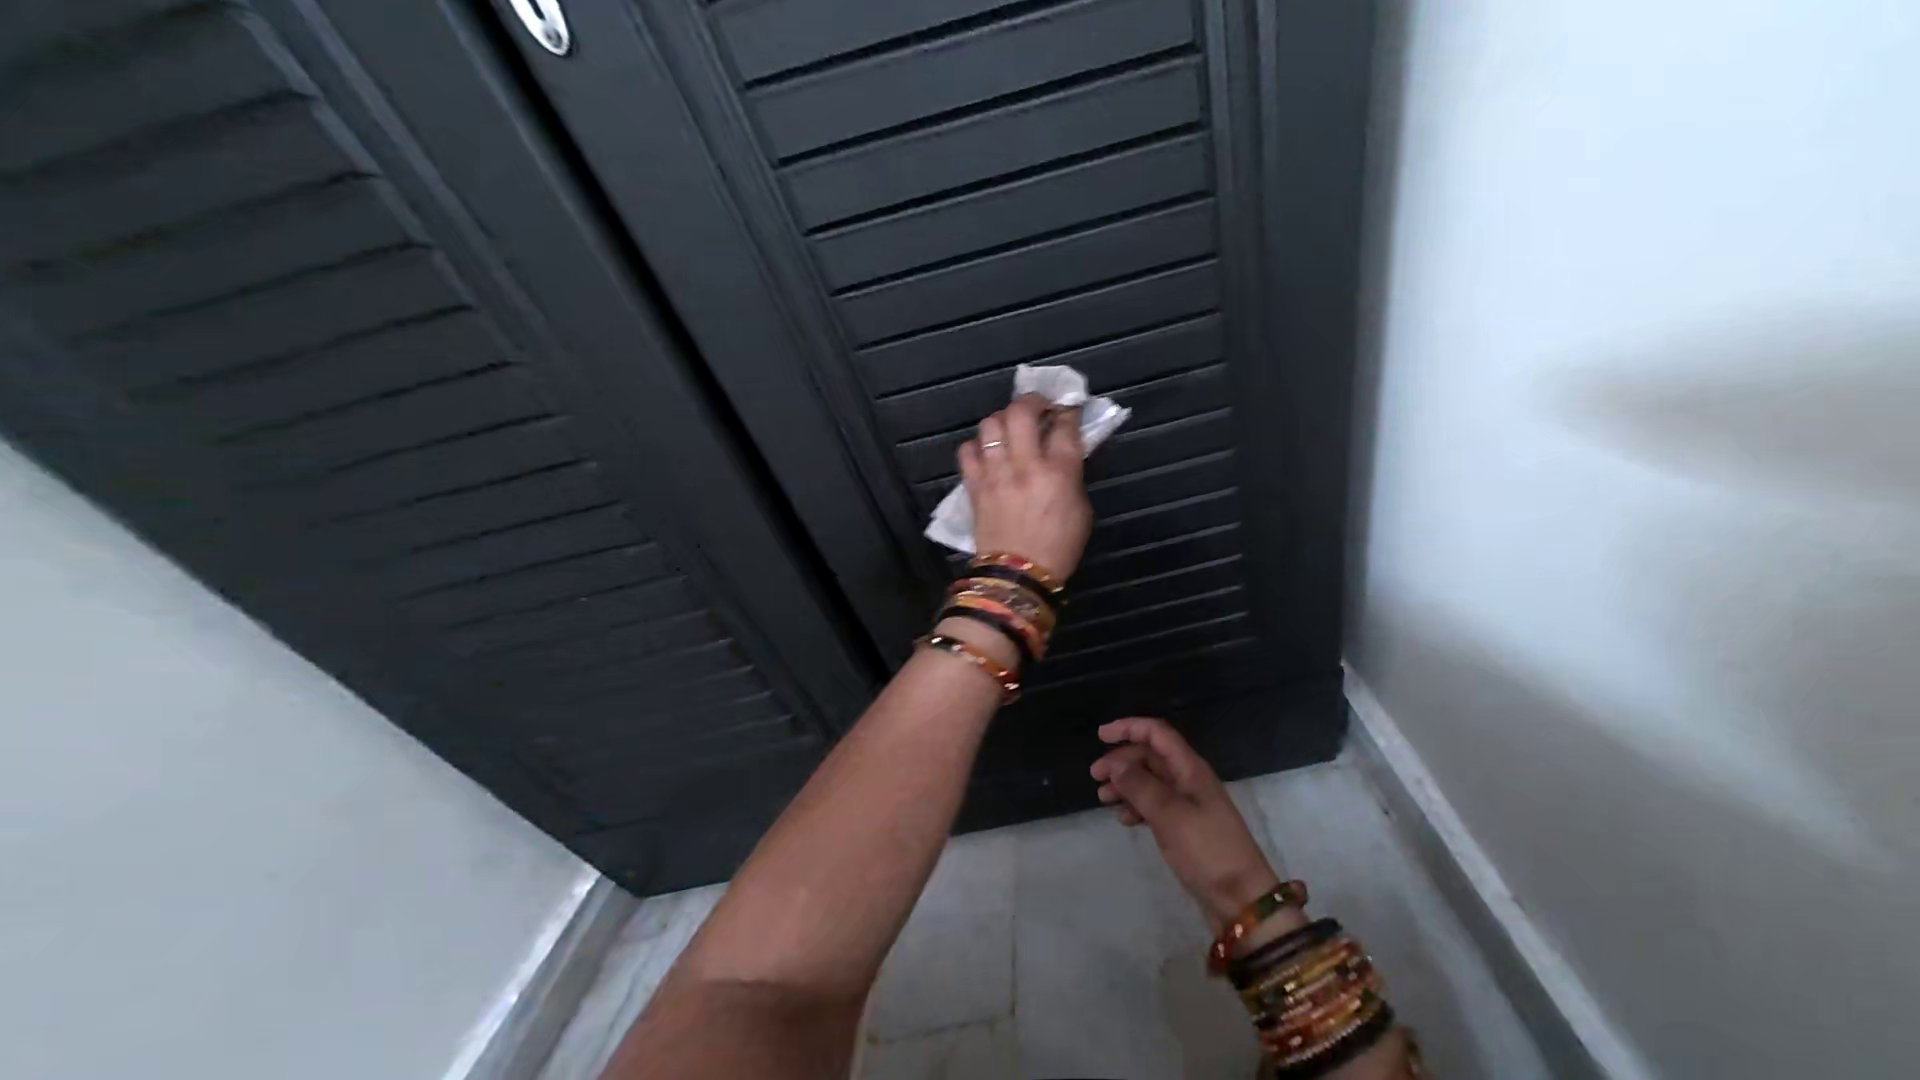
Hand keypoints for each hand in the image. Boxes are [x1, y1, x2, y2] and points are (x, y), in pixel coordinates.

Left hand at [958, 394, 1092, 580]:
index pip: (1064, 425)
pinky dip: (977, 445)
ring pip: (991, 425)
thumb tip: (1063, 450)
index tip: (1067, 407)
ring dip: (1002, 419)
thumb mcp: (1081, 509)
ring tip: (1010, 428)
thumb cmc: (1058, 546)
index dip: (1067, 409)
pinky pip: (968, 450)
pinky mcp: (974, 485)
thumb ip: (1072, 474)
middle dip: (1031, 400)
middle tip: (1037, 407)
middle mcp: (1026, 466)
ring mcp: (995, 474)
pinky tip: (987, 452)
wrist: (1017, 576)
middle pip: (1021, 412)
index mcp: (1060, 473)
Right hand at [1090, 717, 1278, 930]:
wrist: (1241, 899)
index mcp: (1190, 769)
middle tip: (1095, 776)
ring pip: (1149, 781)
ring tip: (1103, 798)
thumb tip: (1115, 764)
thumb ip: (1140, 786)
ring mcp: (1187, 804)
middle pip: (1150, 756)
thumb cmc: (1207, 850)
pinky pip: (1154, 805)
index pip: (1157, 734)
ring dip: (1125, 784)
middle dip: (1121, 760)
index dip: (1129, 728)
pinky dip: (1136, 806)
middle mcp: (1188, 780)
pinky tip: (1125, 820)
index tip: (1100, 735)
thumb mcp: (1170, 815)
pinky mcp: (1184, 826)